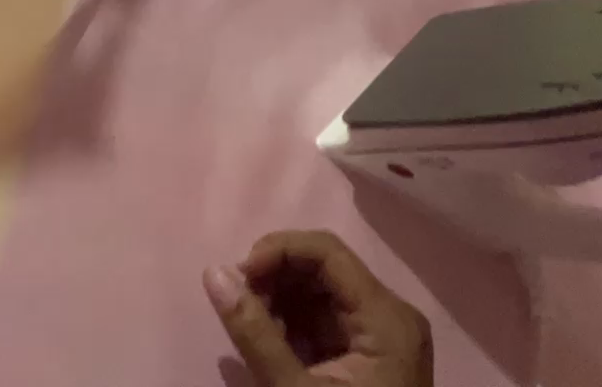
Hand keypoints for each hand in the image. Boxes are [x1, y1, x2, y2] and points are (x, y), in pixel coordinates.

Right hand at [204, 231, 432, 386]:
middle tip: (239, 304)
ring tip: (254, 329)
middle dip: (273, 277)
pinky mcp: (365, 351)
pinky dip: (288, 319)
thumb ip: (253, 331)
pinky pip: (319, 313)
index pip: (325, 251)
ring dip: (276, 297)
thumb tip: (212, 271)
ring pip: (315, 287)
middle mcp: (389, 315)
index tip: (239, 276)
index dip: (277, 251)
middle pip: (320, 266)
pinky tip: (271, 343)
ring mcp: (380, 333)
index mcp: (386, 319)